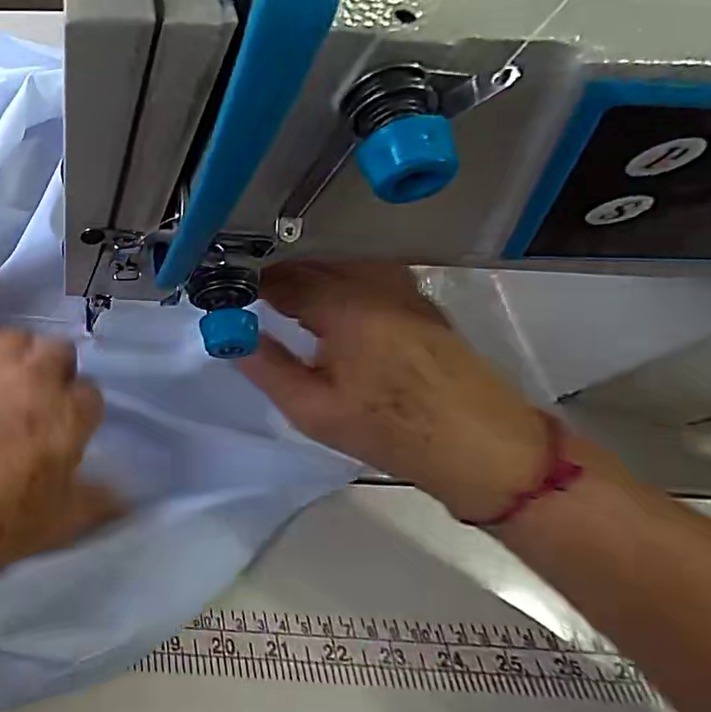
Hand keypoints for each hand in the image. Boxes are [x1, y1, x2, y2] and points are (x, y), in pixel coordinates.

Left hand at [0, 330, 122, 627]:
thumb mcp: (54, 527)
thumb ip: (95, 502)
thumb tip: (121, 495)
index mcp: (66, 416)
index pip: (92, 395)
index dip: (79, 412)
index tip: (67, 429)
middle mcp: (31, 380)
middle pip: (57, 351)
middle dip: (53, 371)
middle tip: (37, 402)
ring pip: (13, 339)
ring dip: (15, 357)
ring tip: (2, 385)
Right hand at [236, 262, 553, 521]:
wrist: (485, 448)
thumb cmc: (389, 431)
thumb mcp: (311, 409)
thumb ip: (266, 367)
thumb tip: (231, 337)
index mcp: (348, 311)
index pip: (286, 279)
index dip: (251, 283)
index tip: (225, 293)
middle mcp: (380, 290)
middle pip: (317, 263)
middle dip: (277, 273)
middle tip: (245, 292)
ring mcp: (407, 295)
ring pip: (346, 263)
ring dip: (309, 271)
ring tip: (280, 295)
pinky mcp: (422, 308)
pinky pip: (370, 274)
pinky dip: (339, 278)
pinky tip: (325, 302)